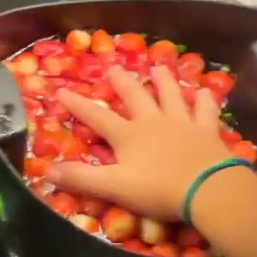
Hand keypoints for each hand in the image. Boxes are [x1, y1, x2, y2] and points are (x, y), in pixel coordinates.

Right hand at [50, 66, 237, 222]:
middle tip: (114, 68)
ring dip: (164, 82)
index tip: (62, 91)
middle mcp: (154, 123)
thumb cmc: (159, 190)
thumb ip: (82, 178)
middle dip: (123, 83)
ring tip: (159, 67)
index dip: (78, 105)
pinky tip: (204, 91)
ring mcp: (183, 124)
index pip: (97, 117)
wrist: (209, 189)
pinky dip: (204, 101)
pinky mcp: (207, 132)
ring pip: (171, 96)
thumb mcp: (114, 186)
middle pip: (136, 97)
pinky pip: (205, 111)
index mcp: (129, 136)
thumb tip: (48, 171)